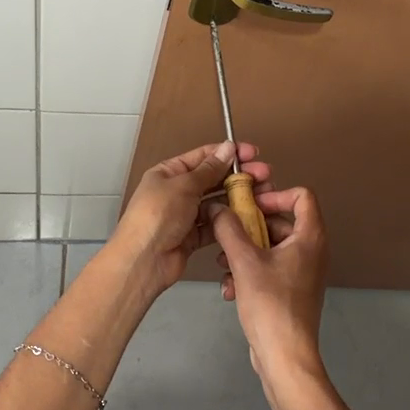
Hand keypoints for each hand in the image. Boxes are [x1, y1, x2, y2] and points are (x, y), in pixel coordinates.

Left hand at [111, 141, 271, 292]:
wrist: (143, 261)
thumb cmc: (158, 215)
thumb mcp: (184, 185)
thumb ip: (209, 169)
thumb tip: (228, 147)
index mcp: (170, 172)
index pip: (204, 156)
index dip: (228, 152)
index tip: (253, 152)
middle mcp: (178, 191)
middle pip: (213, 178)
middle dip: (239, 175)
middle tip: (265, 174)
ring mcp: (185, 214)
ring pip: (217, 201)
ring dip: (239, 197)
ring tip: (264, 195)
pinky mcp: (193, 237)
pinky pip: (215, 224)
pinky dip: (230, 220)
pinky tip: (250, 215)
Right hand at [210, 185, 328, 382]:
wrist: (285, 358)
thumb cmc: (271, 304)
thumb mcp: (244, 261)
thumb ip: (229, 229)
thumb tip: (216, 207)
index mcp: (310, 237)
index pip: (302, 196)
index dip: (275, 193)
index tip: (250, 204)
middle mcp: (311, 250)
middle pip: (280, 221)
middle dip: (249, 227)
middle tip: (225, 232)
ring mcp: (302, 272)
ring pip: (270, 246)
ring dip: (244, 251)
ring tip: (222, 265)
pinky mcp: (291, 291)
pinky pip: (269, 268)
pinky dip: (249, 272)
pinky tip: (230, 288)